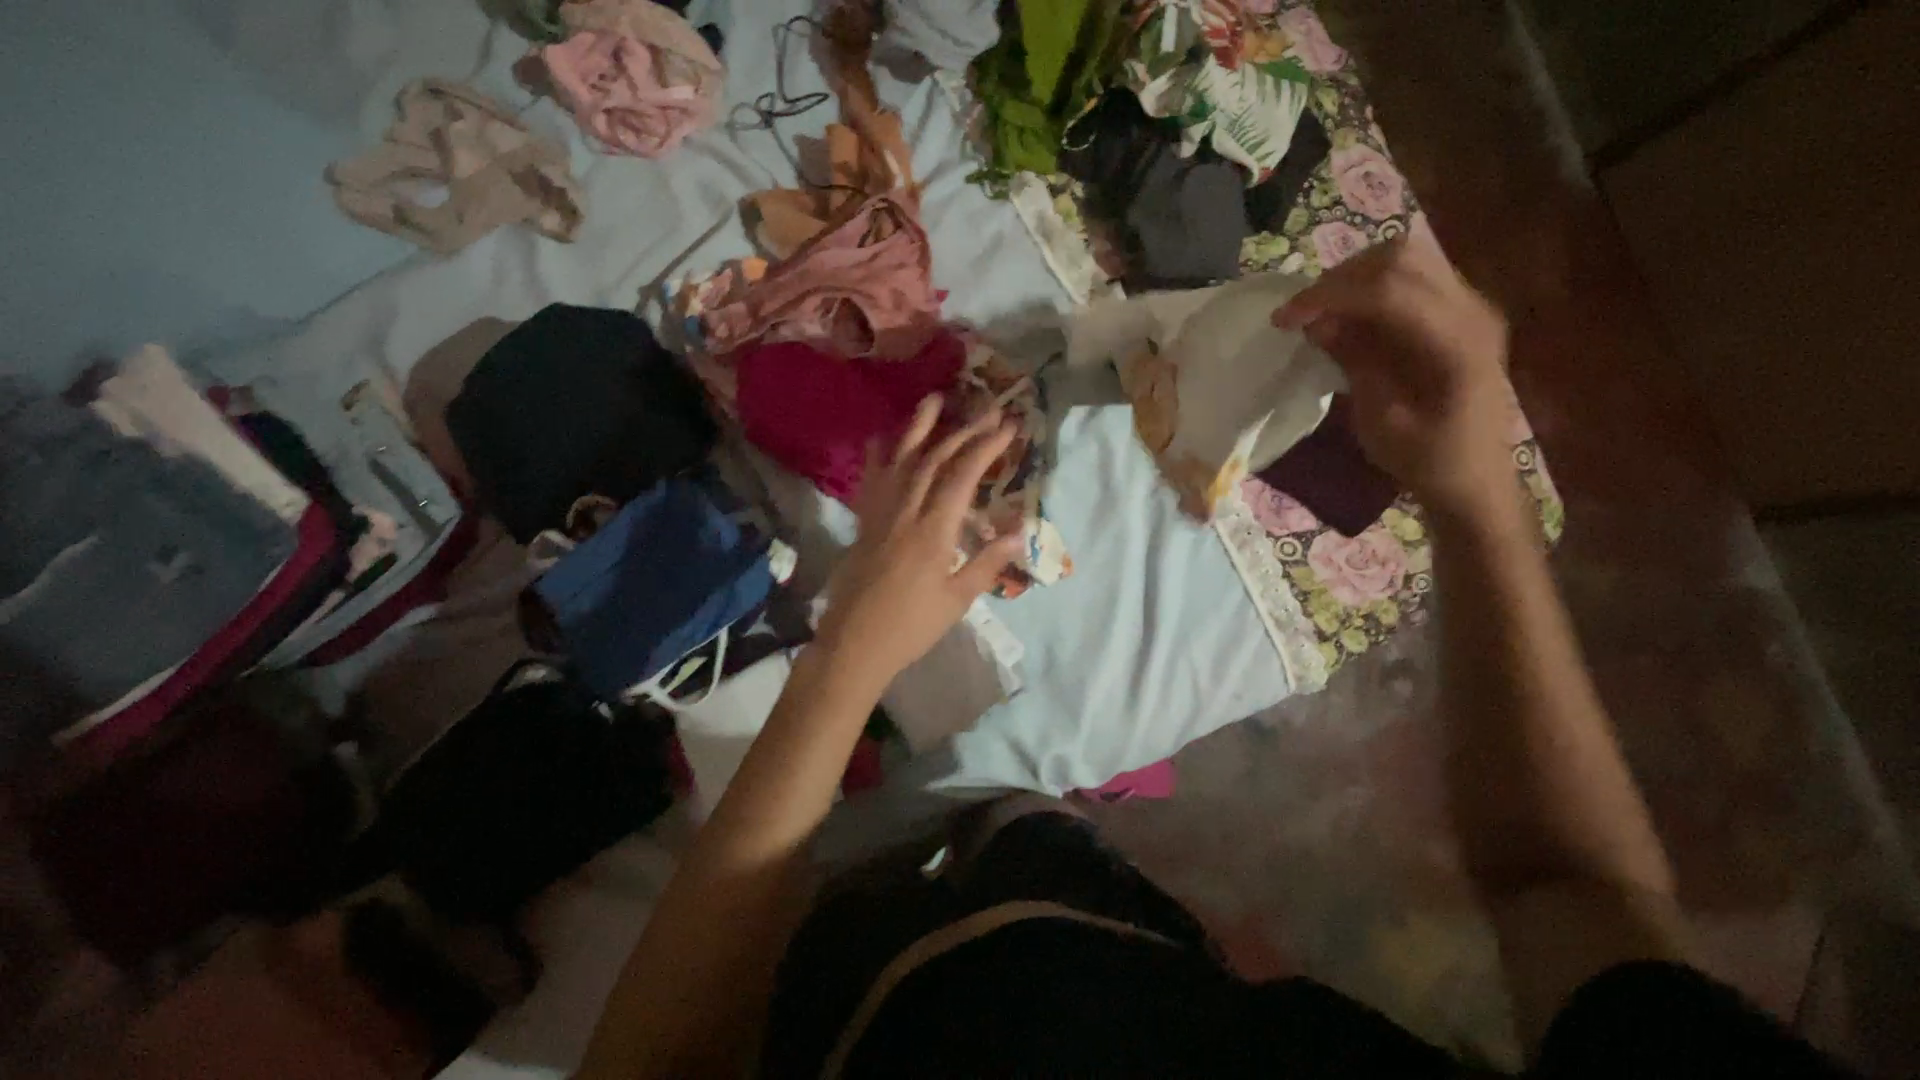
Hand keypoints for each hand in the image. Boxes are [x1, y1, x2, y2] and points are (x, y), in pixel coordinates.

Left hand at [816, 396, 1025, 686]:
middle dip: (964, 431)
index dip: (986, 447)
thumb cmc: (911, 627)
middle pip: (934, 459)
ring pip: (900, 460)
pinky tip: (885, 437)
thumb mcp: (957, 600)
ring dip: (920, 427)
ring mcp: (879, 514)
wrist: (854, 643)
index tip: (1008, 426)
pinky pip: (871, 479)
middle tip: (988, 410)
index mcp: (933, 532)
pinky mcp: (863, 522)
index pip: (963, 476)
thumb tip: (1020, 531)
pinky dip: (880, 455)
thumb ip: (987, 562)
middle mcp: (905, 512)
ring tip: (936, 399)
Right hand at [1274, 229, 1518, 519]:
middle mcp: (1471, 310)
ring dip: (1355, 277)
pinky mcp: (1461, 312)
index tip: (1283, 318)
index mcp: (1456, 342)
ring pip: (1407, 259)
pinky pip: (1413, 277)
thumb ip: (1353, 362)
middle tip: (1300, 311)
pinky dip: (1372, 287)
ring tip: (1321, 310)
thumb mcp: (1380, 421)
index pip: (1387, 290)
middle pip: (1400, 259)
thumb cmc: (1427, 461)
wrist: (1476, 481)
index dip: (1328, 295)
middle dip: (1339, 278)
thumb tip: (1316, 323)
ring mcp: (1471, 307)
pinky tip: (1348, 317)